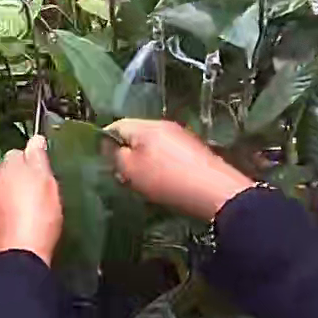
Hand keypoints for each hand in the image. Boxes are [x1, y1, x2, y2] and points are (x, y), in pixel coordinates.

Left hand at [0, 134, 62, 263]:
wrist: (16, 257)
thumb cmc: (39, 217)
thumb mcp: (47, 183)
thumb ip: (38, 158)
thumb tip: (35, 139)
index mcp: (9, 167)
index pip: (19, 152)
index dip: (33, 161)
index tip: (44, 173)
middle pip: (8, 173)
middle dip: (20, 178)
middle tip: (39, 193)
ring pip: (0, 193)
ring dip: (11, 197)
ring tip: (29, 211)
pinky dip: (5, 215)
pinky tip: (17, 226)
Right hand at [104, 119, 254, 221]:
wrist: (215, 192)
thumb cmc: (166, 180)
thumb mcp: (130, 170)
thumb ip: (115, 154)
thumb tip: (108, 145)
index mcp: (146, 126)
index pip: (115, 126)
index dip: (104, 143)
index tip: (103, 164)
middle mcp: (164, 125)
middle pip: (134, 135)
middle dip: (125, 153)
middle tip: (121, 176)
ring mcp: (181, 137)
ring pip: (151, 145)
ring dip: (142, 161)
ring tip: (141, 182)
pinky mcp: (193, 151)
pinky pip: (167, 154)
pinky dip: (160, 166)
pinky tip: (162, 183)